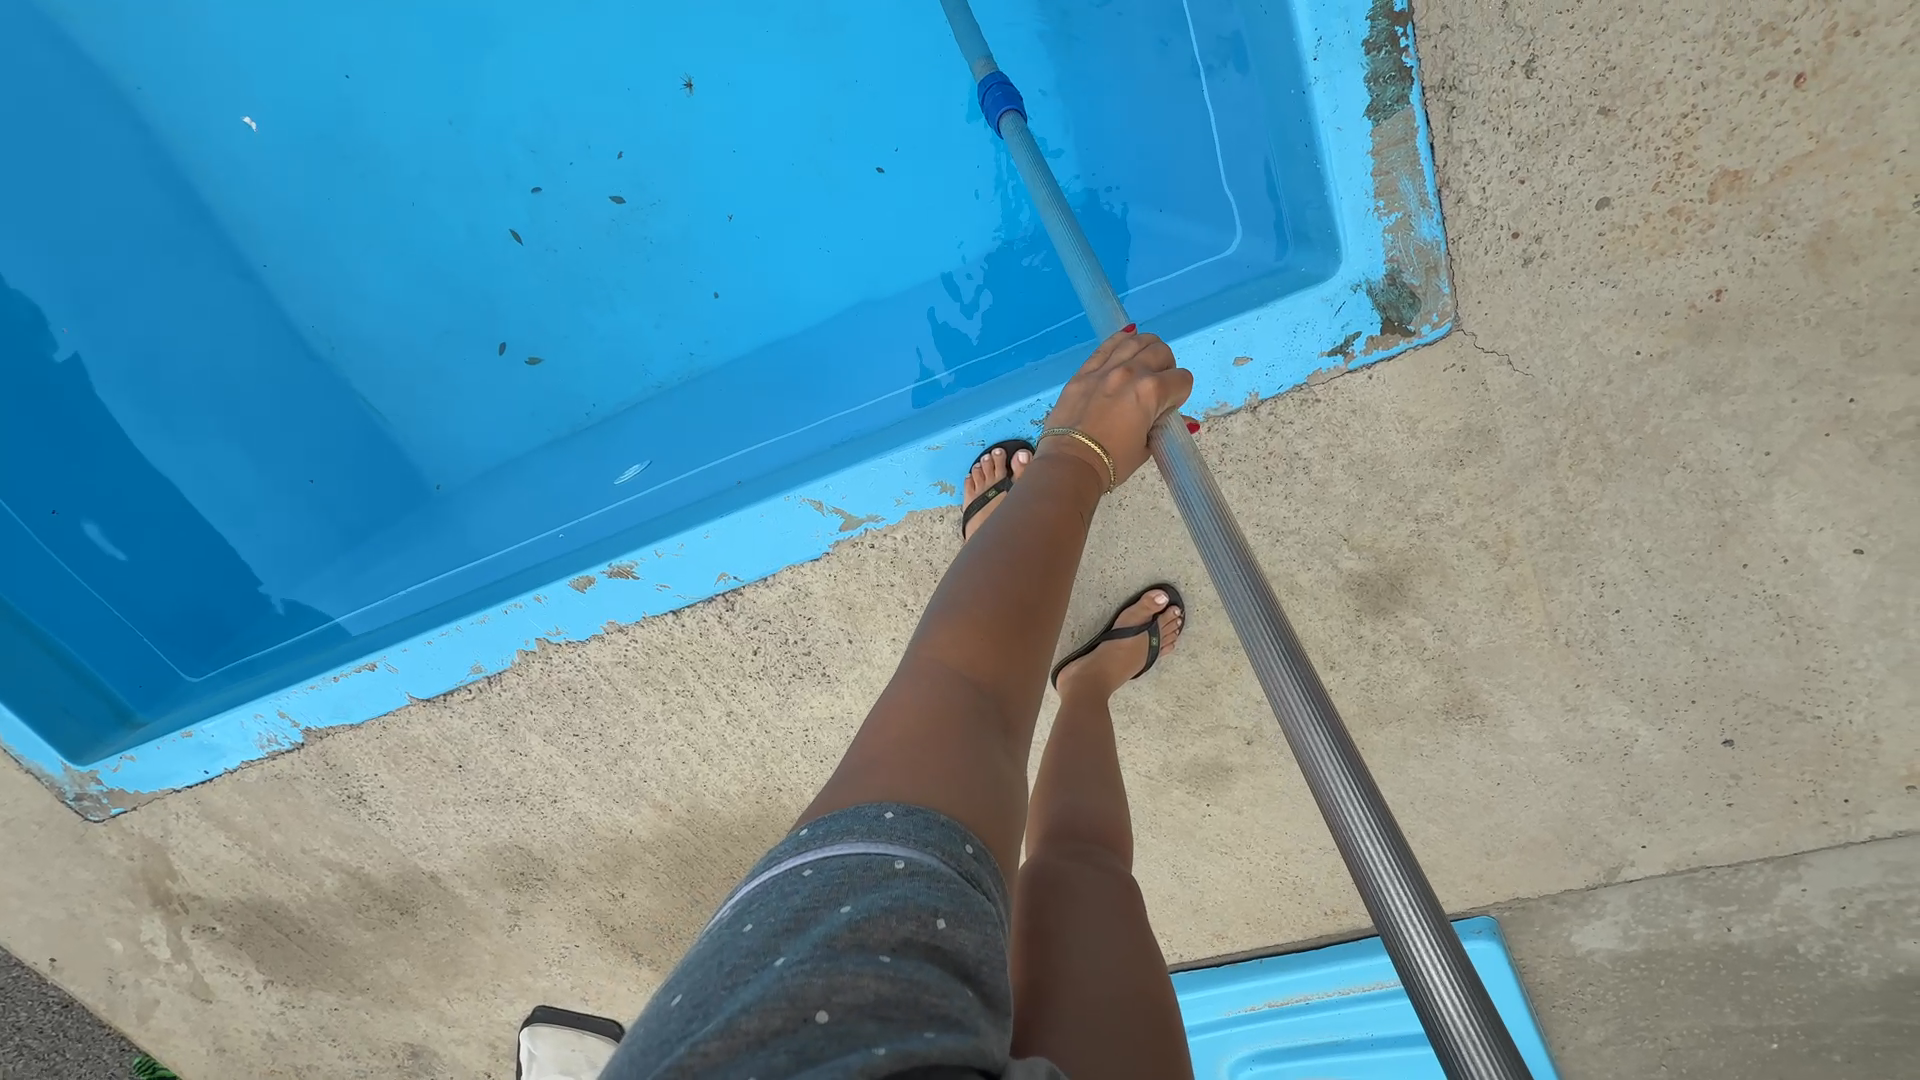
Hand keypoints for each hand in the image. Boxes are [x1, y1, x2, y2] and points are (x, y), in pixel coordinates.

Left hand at [1039, 328, 1192, 488]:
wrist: (1070, 464)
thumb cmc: (1113, 462)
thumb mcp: (1147, 447)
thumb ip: (1165, 427)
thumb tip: (1188, 424)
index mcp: (1152, 391)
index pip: (1182, 379)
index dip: (1179, 394)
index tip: (1168, 408)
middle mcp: (1131, 372)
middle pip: (1161, 352)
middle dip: (1166, 368)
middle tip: (1157, 387)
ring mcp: (1105, 370)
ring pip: (1135, 341)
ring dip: (1147, 348)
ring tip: (1145, 362)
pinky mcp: (1083, 373)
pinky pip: (1105, 346)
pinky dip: (1120, 340)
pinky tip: (1127, 338)